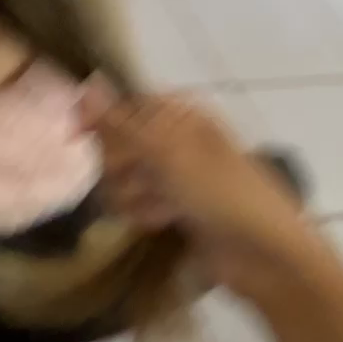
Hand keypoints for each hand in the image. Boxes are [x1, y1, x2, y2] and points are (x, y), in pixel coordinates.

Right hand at [79, 81, 324, 299]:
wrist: (266, 256)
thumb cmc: (222, 193)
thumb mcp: (167, 152)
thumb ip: (120, 122)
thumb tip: (85, 85)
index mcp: (182, 114)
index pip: (123, 105)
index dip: (99, 120)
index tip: (75, 137)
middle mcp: (176, 139)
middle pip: (116, 143)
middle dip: (120, 165)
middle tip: (139, 177)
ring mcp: (174, 175)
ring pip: (121, 177)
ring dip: (132, 195)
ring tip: (159, 208)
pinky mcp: (171, 207)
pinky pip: (134, 203)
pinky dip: (143, 213)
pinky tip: (165, 222)